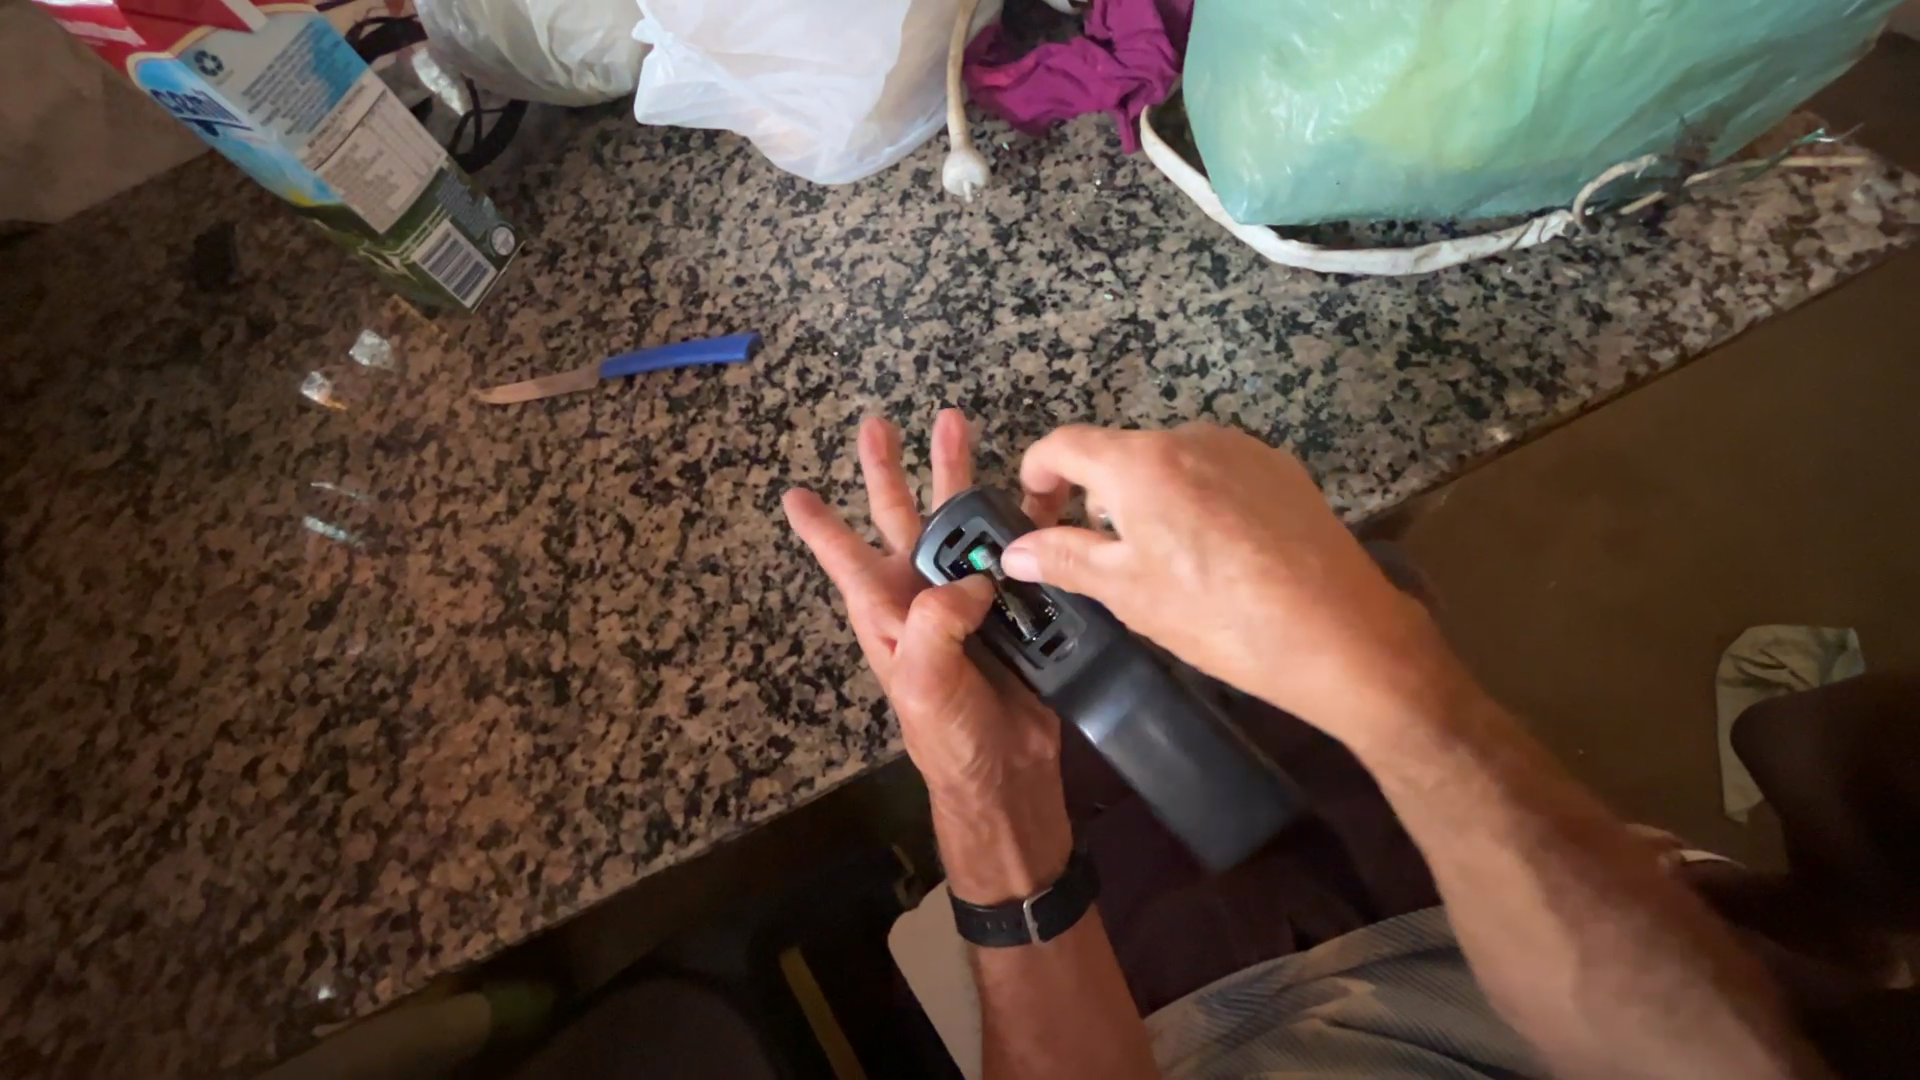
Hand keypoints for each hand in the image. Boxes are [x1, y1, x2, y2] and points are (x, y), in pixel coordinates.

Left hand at [783, 410, 1069, 899]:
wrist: (1007, 769)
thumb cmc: (949, 732)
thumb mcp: (924, 680)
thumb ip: (936, 623)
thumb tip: (973, 579)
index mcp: (886, 611)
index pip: (845, 560)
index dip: (820, 527)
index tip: (794, 494)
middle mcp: (921, 594)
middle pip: (901, 520)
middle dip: (890, 472)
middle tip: (878, 423)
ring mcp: (967, 595)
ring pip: (958, 522)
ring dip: (956, 475)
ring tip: (956, 422)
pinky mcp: (1011, 602)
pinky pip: (1015, 549)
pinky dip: (1021, 517)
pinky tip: (1031, 483)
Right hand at [999, 423, 1461, 746]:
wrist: (1342, 635)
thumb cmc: (1218, 616)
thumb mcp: (1127, 592)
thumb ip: (1063, 558)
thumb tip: (1012, 551)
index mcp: (1140, 463)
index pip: (1062, 444)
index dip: (1036, 476)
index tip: (1038, 519)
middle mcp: (1188, 437)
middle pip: (1116, 455)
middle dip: (1095, 498)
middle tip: (1104, 557)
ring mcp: (1240, 448)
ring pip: (1166, 464)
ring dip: (1146, 500)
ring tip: (1167, 562)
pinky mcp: (1278, 467)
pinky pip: (1211, 472)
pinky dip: (1192, 499)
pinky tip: (1217, 552)